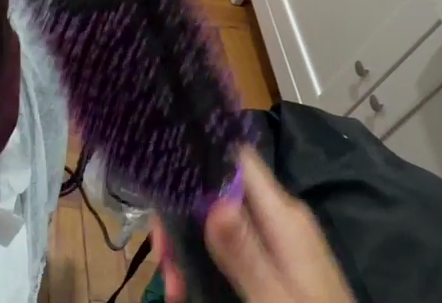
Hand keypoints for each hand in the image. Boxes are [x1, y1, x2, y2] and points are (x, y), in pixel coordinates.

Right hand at [152, 149, 352, 302]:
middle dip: (180, 217)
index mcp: (283, 215)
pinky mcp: (273, 260)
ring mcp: (276, 239)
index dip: (197, 153)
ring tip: (171, 285)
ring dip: (187, 246)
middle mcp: (278, 217)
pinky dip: (204, 262)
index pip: (236, 158)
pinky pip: (229, 245)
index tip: (158, 168)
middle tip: (161, 256)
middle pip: (216, 193)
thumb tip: (214, 199)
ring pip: (215, 221)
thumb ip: (246, 253)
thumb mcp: (274, 299)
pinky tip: (186, 287)